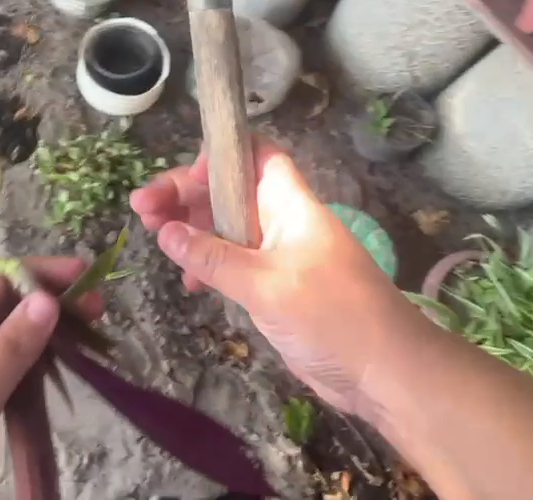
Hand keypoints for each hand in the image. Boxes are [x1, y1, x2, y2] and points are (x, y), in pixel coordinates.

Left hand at [0, 258, 104, 499]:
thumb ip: (13, 344)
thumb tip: (46, 296)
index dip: (41, 274)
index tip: (86, 275)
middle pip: (1, 307)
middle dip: (47, 307)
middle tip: (97, 315)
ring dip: (37, 341)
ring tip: (80, 348)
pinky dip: (18, 374)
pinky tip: (41, 384)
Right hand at [130, 146, 430, 415]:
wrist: (391, 377)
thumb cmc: (334, 317)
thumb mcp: (266, 285)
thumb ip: (212, 258)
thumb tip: (165, 232)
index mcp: (287, 202)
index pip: (252, 154)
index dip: (216, 156)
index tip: (181, 181)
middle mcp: (281, 219)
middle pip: (226, 190)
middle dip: (184, 195)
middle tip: (142, 209)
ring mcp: (279, 253)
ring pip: (226, 226)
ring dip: (190, 229)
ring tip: (151, 236)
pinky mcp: (277, 285)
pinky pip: (234, 261)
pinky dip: (208, 264)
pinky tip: (189, 282)